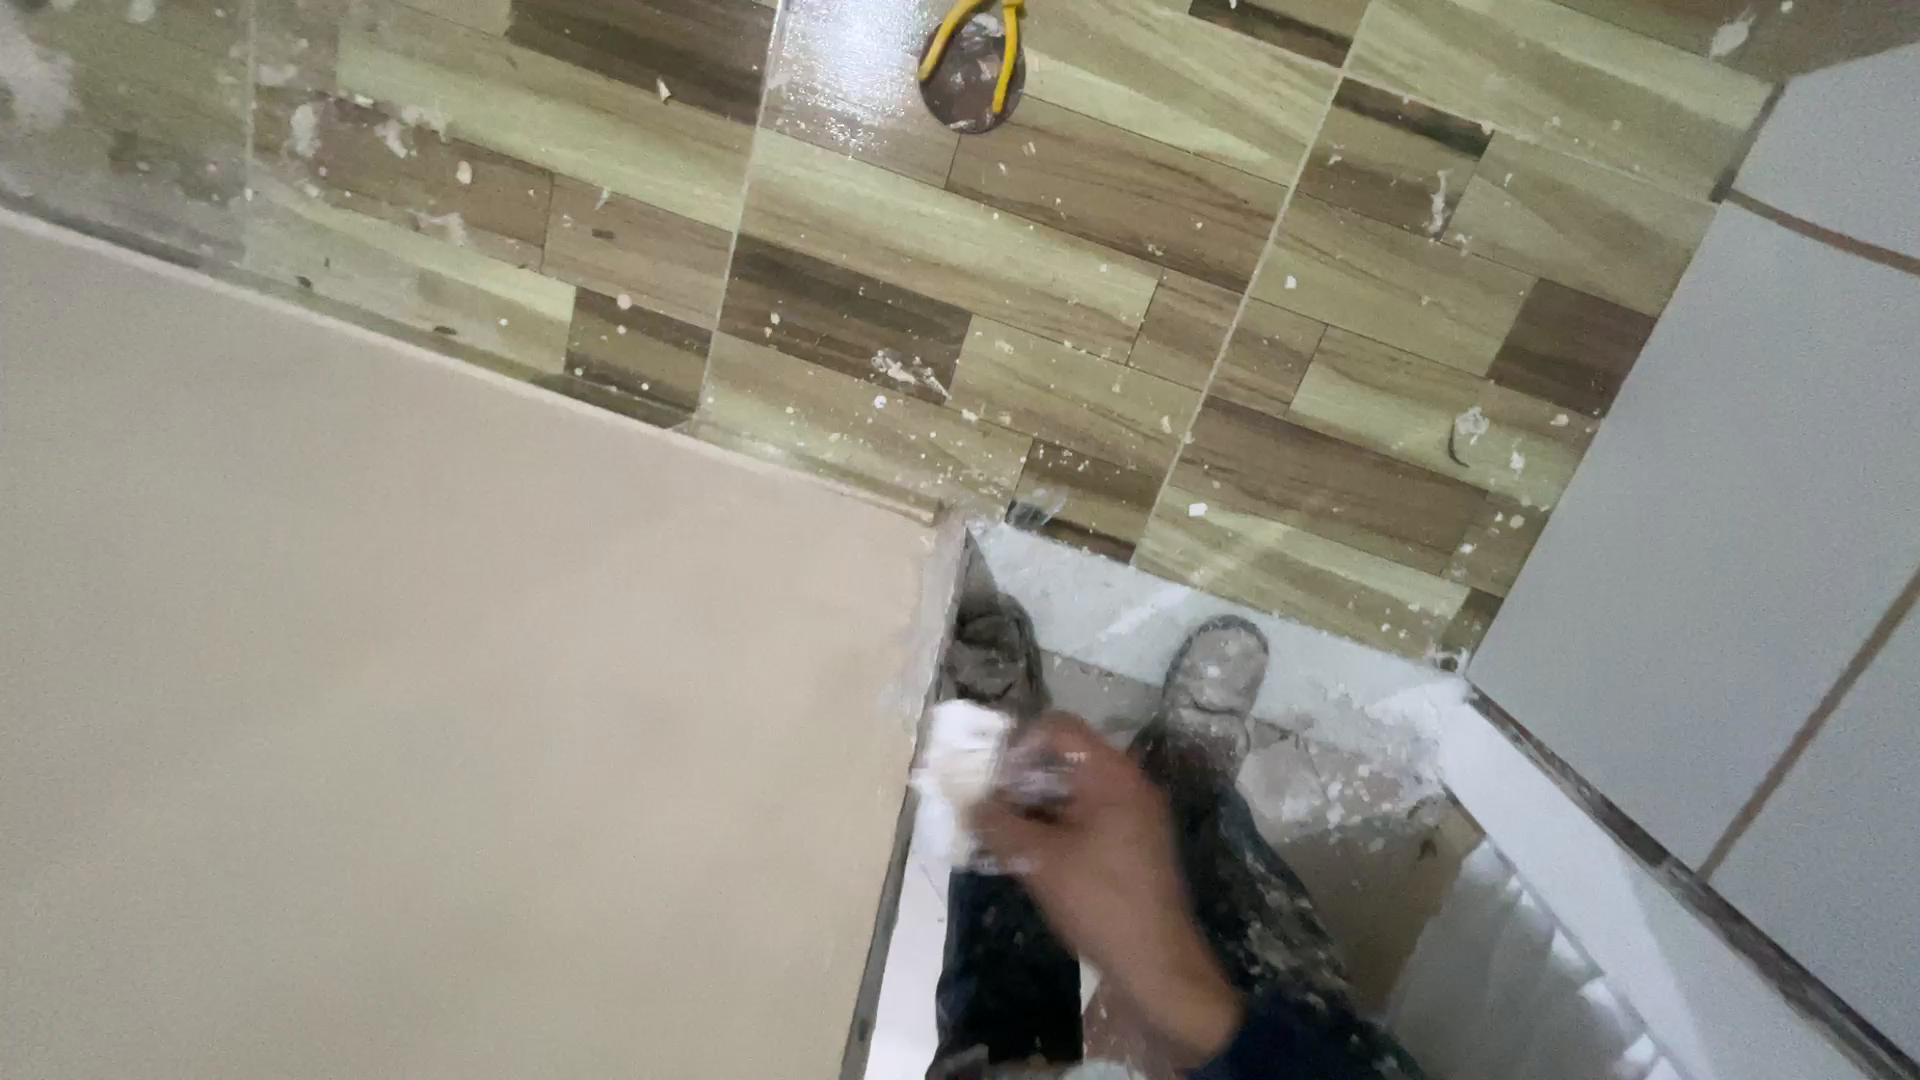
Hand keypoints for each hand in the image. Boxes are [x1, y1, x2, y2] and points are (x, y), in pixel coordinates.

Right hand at [973, 712, 1243, 1067]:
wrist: (1160, 967)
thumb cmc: (1099, 902)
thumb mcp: (1038, 861)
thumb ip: (999, 824)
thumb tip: (970, 803)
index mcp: (1111, 773)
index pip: (1058, 727)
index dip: (1019, 743)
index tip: (994, 777)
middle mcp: (1129, 782)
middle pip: (1067, 755)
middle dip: (1024, 776)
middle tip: (993, 804)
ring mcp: (1137, 811)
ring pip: (1077, 787)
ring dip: (1038, 801)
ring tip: (1005, 830)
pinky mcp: (1137, 840)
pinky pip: (1091, 812)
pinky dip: (1060, 820)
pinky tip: (1033, 850)